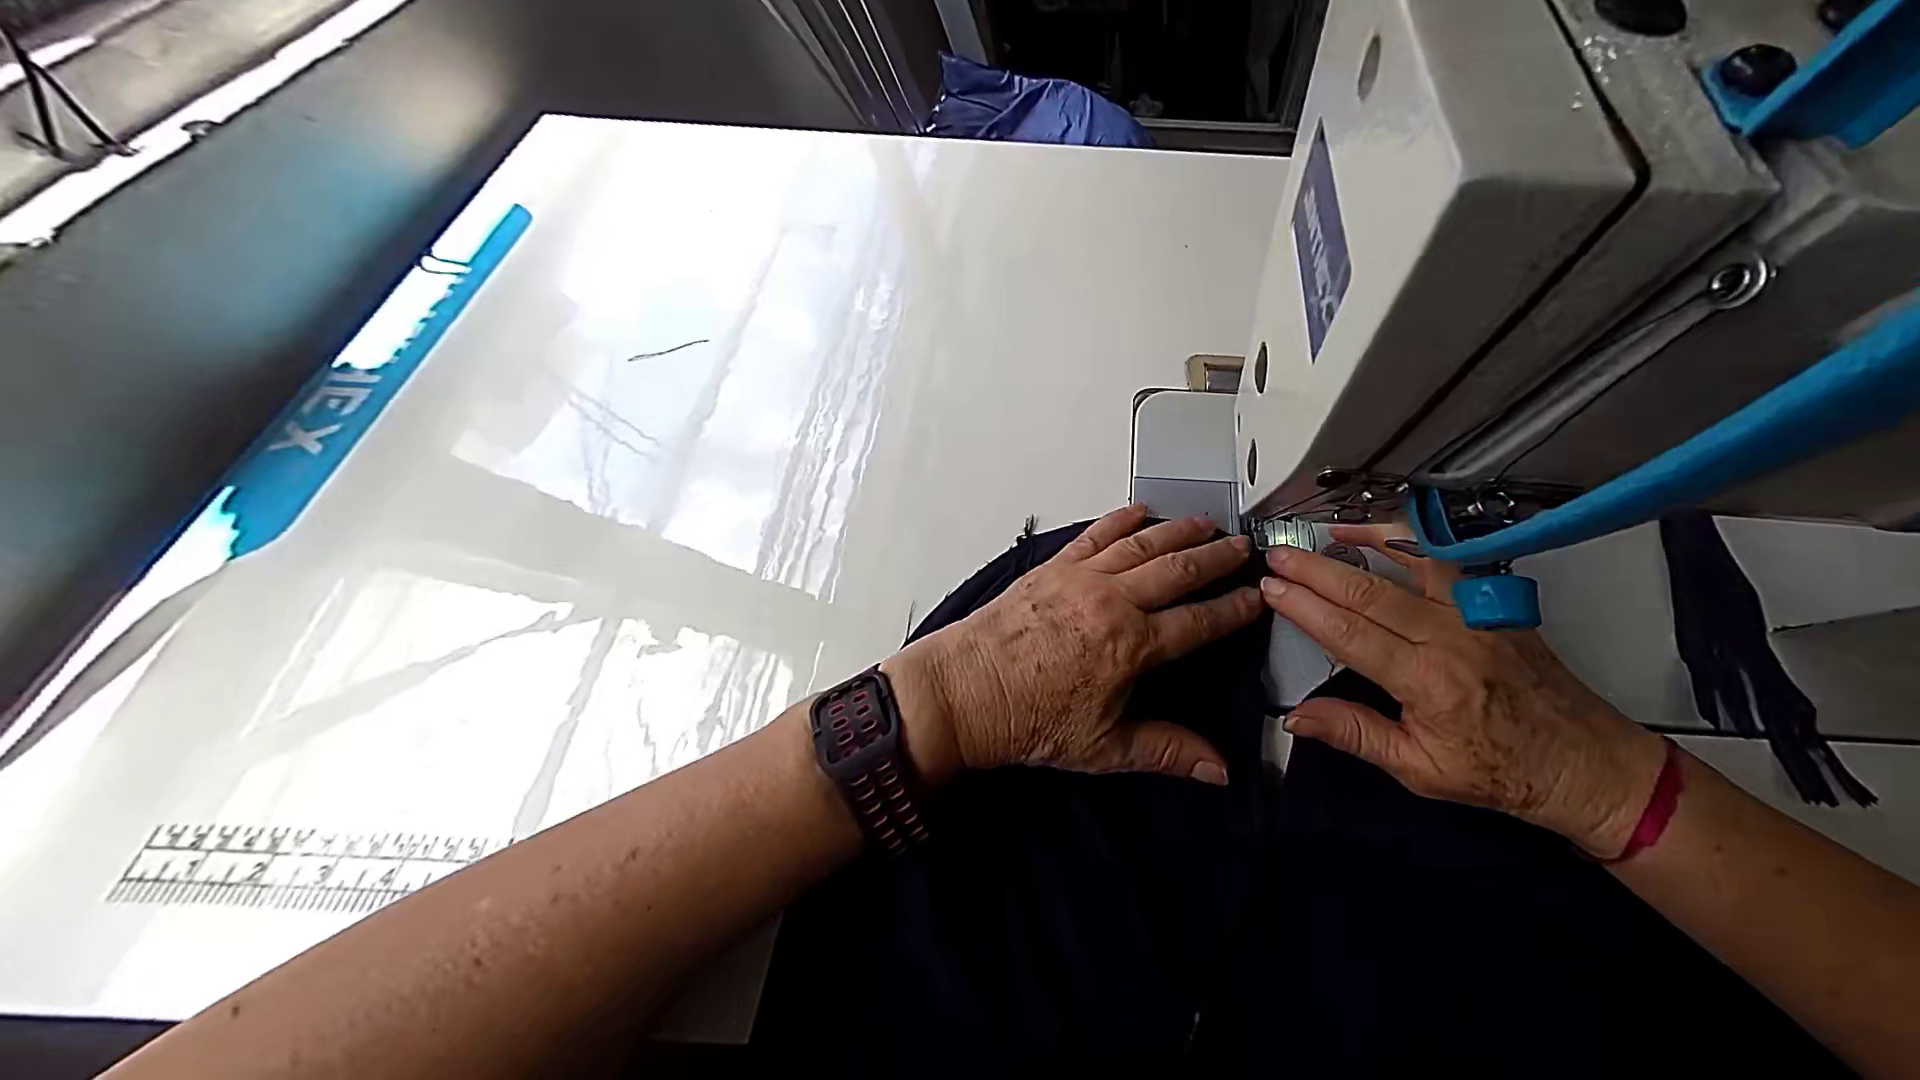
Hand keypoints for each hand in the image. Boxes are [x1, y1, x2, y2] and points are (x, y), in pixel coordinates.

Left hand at [885, 505, 1263, 787]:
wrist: (963, 691)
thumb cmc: (1025, 718)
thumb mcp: (1103, 747)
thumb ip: (1166, 751)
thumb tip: (1218, 770)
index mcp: (1130, 645)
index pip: (1200, 621)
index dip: (1235, 608)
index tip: (1257, 597)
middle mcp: (1110, 602)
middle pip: (1179, 570)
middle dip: (1218, 557)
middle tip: (1242, 547)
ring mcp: (1079, 578)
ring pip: (1142, 545)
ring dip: (1178, 531)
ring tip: (1205, 523)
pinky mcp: (1052, 568)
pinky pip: (1095, 535)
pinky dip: (1121, 519)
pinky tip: (1139, 511)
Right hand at [1261, 525, 1667, 856]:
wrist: (1589, 766)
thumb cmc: (1507, 771)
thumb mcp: (1420, 770)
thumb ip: (1354, 734)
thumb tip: (1299, 717)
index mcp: (1430, 684)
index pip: (1349, 634)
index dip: (1304, 608)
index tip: (1273, 591)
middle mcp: (1454, 641)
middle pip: (1368, 593)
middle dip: (1314, 571)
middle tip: (1278, 558)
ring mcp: (1477, 616)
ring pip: (1410, 565)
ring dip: (1361, 544)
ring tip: (1322, 533)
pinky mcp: (1494, 606)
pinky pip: (1445, 562)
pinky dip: (1409, 542)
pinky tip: (1381, 533)